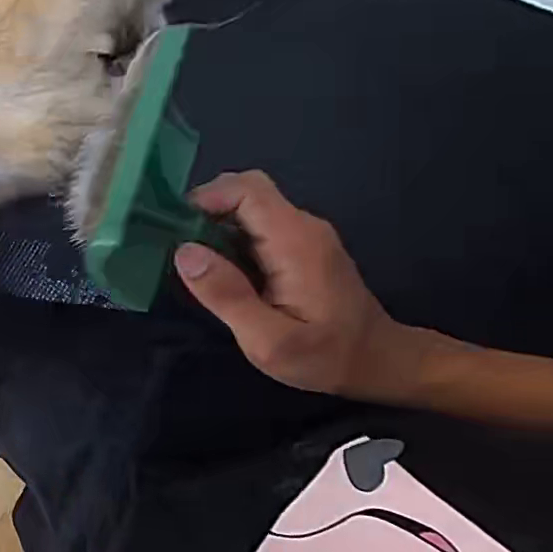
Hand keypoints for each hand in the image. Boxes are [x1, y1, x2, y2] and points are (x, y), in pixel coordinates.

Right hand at [175, 171, 461, 399]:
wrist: (376, 362)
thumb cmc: (324, 357)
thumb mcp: (268, 340)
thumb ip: (227, 295)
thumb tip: (185, 252)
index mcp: (294, 240)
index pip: (246, 189)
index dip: (206, 199)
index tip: (176, 230)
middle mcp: (303, 226)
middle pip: (249, 191)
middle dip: (208, 209)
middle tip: (182, 248)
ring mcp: (306, 235)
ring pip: (254, 208)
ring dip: (220, 226)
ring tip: (197, 264)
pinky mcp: (305, 248)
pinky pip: (262, 228)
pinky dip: (235, 239)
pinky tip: (224, 273)